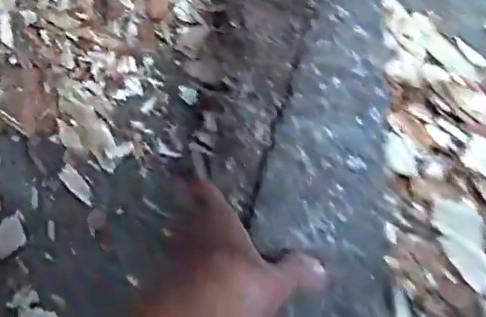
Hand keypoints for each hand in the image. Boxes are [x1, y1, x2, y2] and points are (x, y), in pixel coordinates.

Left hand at [138, 179, 326, 316]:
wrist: (196, 312)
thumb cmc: (237, 282)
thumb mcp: (273, 282)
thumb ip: (293, 271)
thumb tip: (320, 267)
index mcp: (218, 218)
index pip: (207, 191)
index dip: (203, 186)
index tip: (197, 181)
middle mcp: (193, 227)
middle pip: (189, 212)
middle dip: (192, 213)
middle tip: (195, 212)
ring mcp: (175, 250)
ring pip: (178, 236)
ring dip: (182, 238)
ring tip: (191, 244)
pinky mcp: (165, 275)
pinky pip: (171, 263)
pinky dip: (178, 265)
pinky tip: (185, 275)